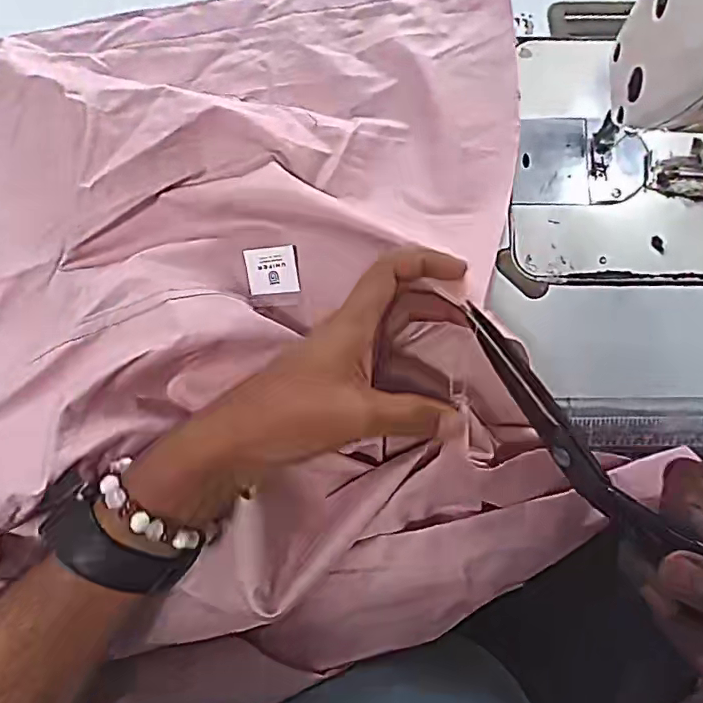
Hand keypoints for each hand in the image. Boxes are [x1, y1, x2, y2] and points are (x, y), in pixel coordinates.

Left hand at [119, 247, 466, 527]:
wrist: (234, 440)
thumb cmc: (288, 415)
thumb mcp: (358, 414)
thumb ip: (411, 415)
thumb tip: (455, 422)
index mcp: (350, 323)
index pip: (390, 271)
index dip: (426, 262)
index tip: (459, 276)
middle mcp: (345, 331)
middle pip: (396, 300)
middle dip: (434, 305)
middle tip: (467, 327)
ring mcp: (338, 355)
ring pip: (388, 333)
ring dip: (422, 341)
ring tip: (453, 362)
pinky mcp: (332, 380)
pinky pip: (378, 363)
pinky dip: (405, 371)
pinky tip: (421, 394)